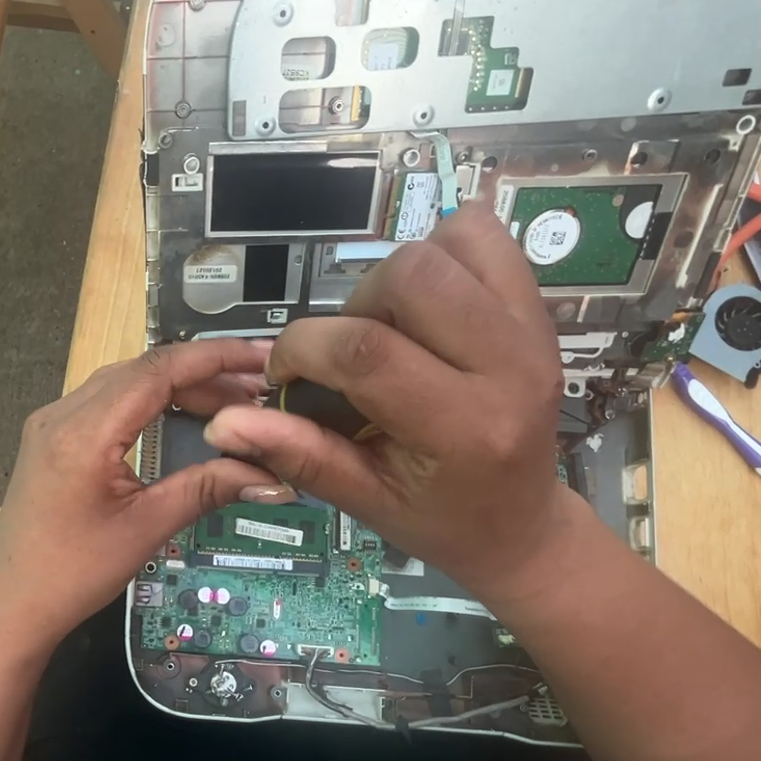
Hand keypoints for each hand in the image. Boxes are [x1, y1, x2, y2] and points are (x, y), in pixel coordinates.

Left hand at [0, 340, 287, 644]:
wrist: (12, 606)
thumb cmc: (73, 574)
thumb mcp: (145, 529)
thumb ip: (206, 489)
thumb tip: (271, 476)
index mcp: (83, 432)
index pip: (157, 370)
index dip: (214, 358)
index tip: (261, 358)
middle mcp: (61, 413)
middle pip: (142, 370)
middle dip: (203, 374)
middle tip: (256, 393)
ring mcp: (51, 423)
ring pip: (124, 382)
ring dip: (177, 386)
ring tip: (230, 405)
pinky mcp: (51, 438)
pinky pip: (107, 401)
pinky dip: (149, 401)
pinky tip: (182, 415)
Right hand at [202, 204, 575, 602]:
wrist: (520, 523)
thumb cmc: (438, 520)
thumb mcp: (362, 500)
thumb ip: (297, 453)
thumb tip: (221, 424)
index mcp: (462, 428)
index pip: (367, 351)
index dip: (303, 348)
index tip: (286, 376)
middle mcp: (508, 366)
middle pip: (410, 276)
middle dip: (353, 308)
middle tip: (347, 355)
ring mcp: (532, 331)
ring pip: (446, 245)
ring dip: (394, 278)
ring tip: (387, 331)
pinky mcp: (539, 310)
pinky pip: (485, 237)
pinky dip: (441, 253)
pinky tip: (423, 306)